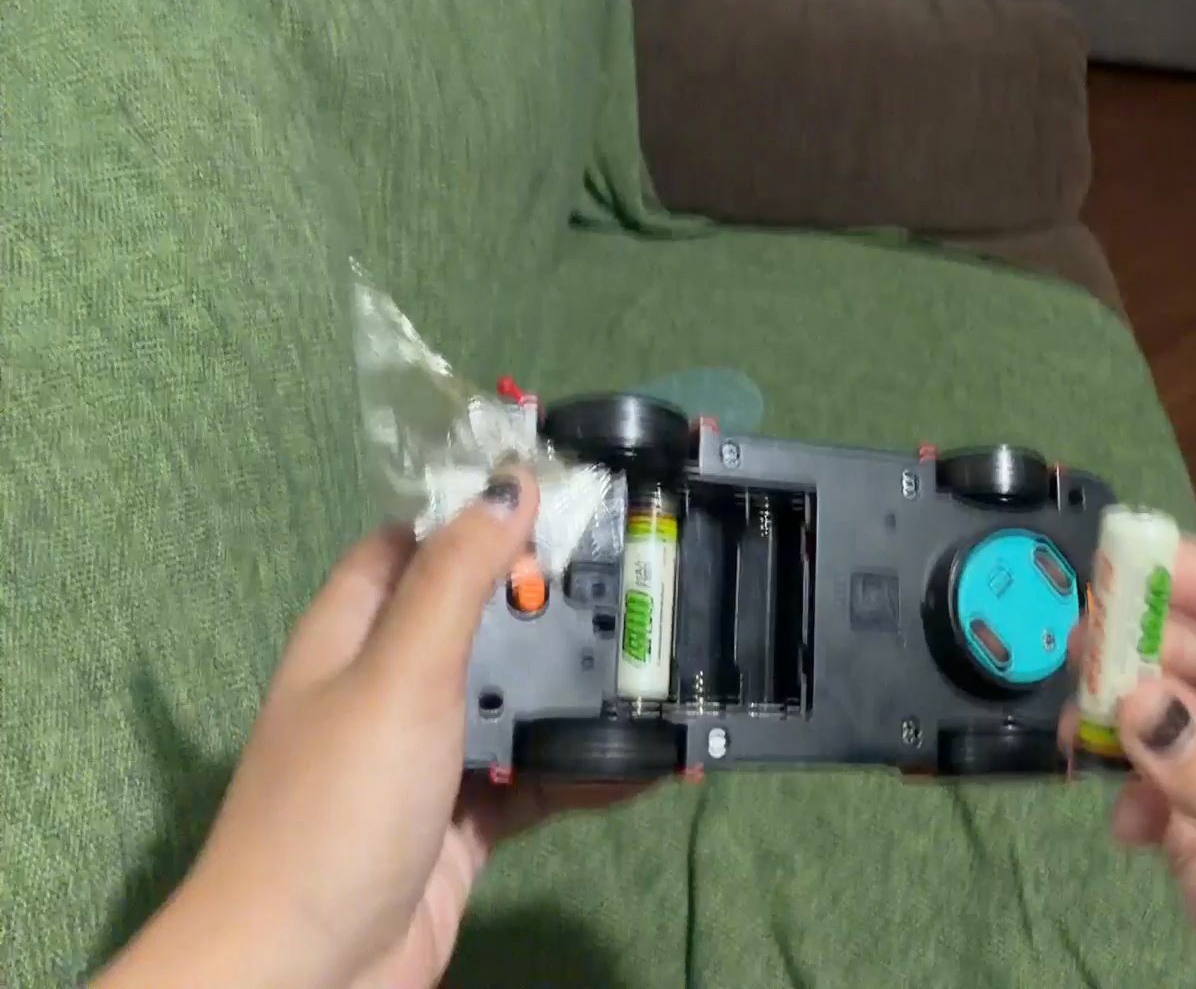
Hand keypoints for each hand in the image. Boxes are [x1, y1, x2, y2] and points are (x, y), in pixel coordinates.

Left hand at [97, 468, 648, 988]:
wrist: (312, 975)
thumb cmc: (343, 804)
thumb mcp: (402, 674)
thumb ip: (459, 578)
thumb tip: (511, 483)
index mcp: (359, 634)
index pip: (416, 543)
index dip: (477, 512)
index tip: (562, 499)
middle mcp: (397, 681)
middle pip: (485, 614)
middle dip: (552, 598)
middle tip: (633, 578)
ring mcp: (437, 745)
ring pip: (522, 689)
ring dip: (581, 682)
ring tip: (655, 661)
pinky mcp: (475, 801)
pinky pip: (544, 762)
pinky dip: (591, 760)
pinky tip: (649, 754)